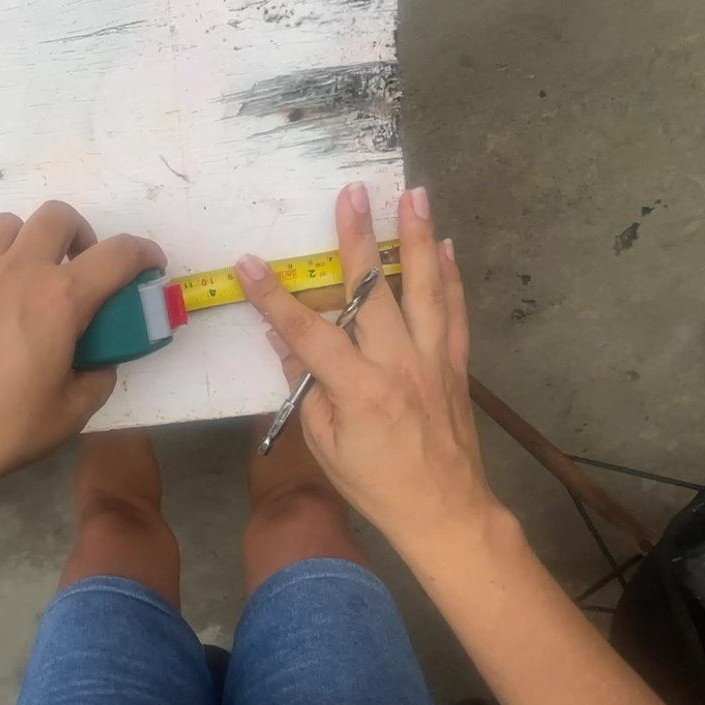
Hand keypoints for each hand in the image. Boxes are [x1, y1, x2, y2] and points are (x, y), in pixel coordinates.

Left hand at [0, 201, 163, 505]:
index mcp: (59, 298)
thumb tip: (97, 362)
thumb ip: (95, 378)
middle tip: (83, 274)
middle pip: (56, 217)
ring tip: (33, 286)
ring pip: (8, 226)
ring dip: (32, 243)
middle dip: (82, 236)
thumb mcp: (69, 414)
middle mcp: (16, 272)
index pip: (117, 254)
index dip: (144, 253)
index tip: (150, 267)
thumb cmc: (1, 430)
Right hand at [237, 183, 500, 557]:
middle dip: (357, 237)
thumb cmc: (374, 483)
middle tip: (352, 192)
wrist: (445, 512)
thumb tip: (284, 339)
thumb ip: (305, 385)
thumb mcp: (323, 442)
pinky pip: (455, 312)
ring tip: (414, 194)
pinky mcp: (456, 364)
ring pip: (424, 289)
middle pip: (374, 290)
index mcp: (357, 388)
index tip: (249, 264)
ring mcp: (434, 360)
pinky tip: (445, 245)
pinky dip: (450, 276)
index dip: (274, 297)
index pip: (307, 330)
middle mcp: (398, 364)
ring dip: (417, 238)